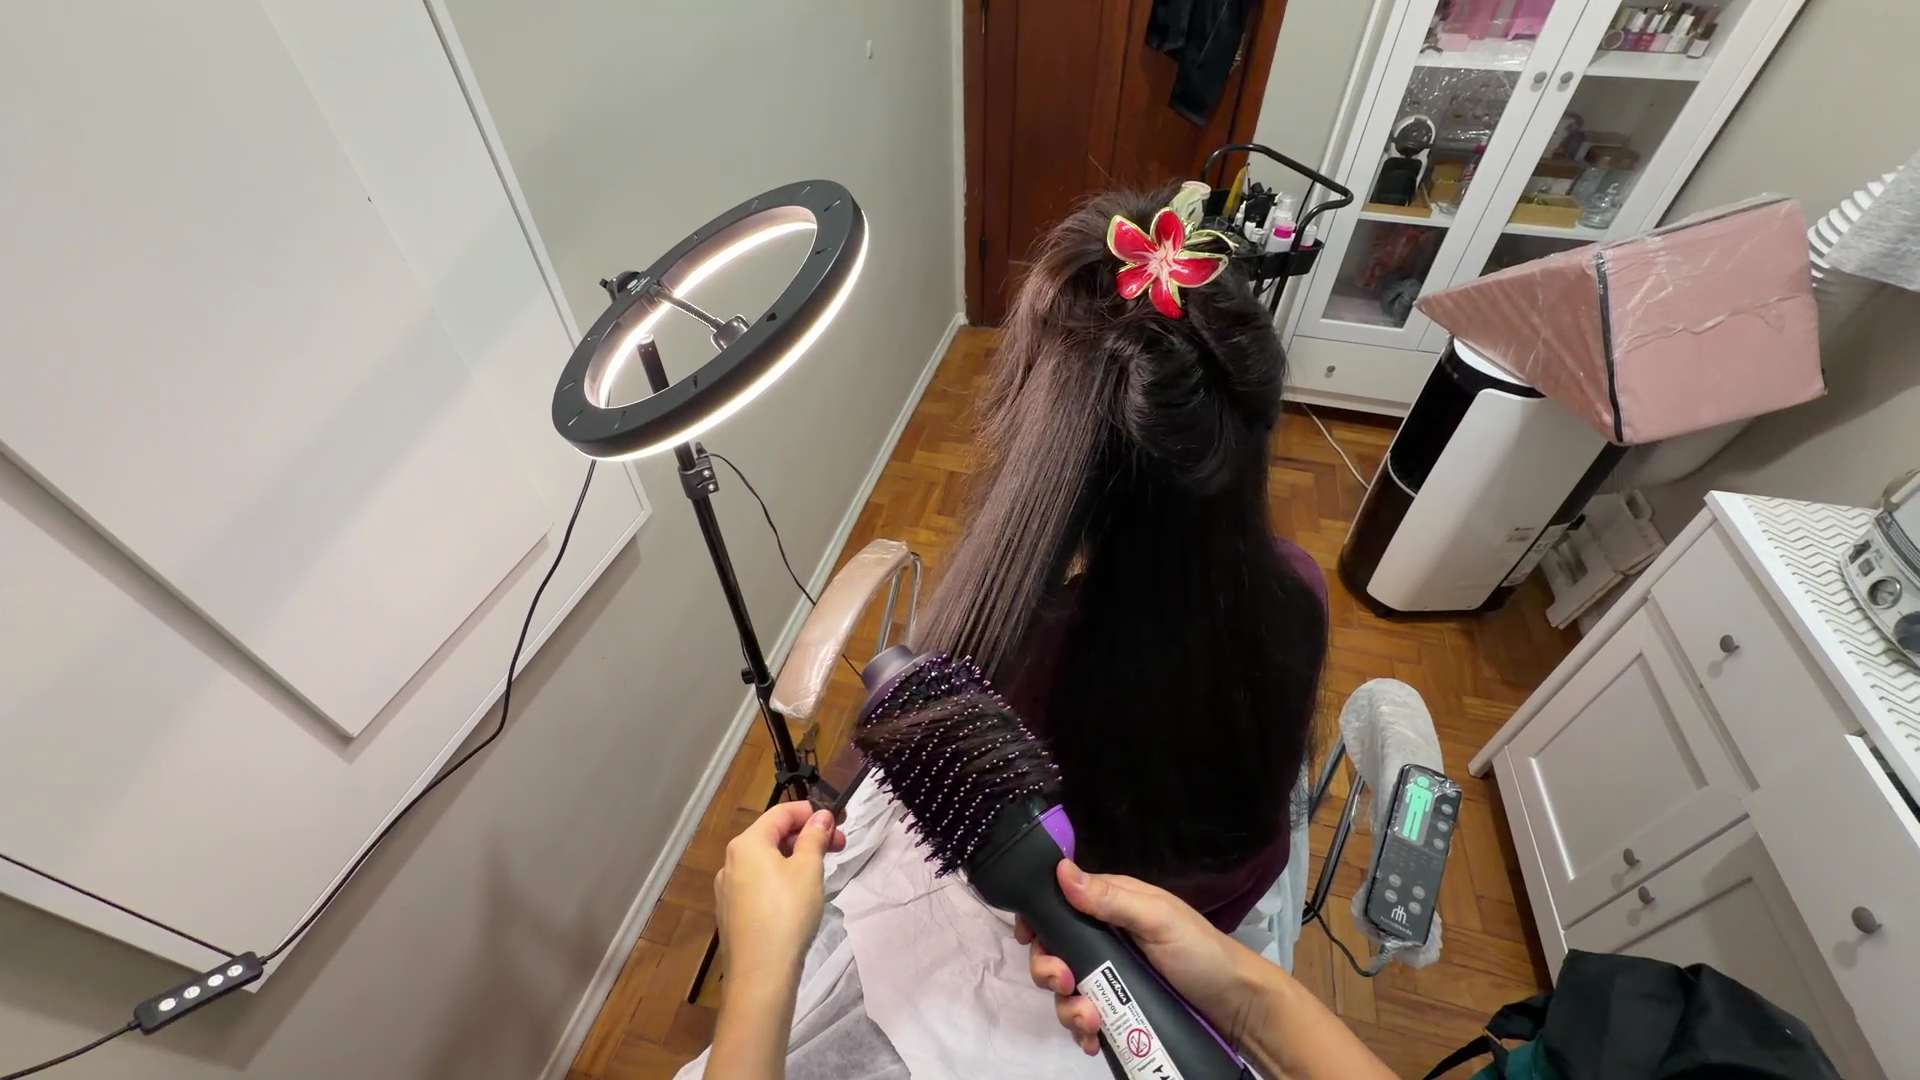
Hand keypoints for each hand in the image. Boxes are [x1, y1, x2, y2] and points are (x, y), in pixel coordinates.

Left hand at [714, 802, 846, 987]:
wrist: (761, 977)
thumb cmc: (787, 913)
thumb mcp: (809, 869)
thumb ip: (814, 837)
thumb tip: (821, 816)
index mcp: (747, 844)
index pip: (781, 812)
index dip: (811, 812)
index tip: (838, 823)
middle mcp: (731, 862)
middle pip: (773, 835)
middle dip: (807, 836)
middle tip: (839, 846)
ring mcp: (729, 890)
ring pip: (766, 861)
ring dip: (796, 857)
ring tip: (821, 871)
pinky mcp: (732, 915)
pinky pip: (759, 884)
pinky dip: (781, 879)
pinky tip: (799, 897)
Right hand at [1018, 860, 1254, 1055]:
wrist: (1241, 1010)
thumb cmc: (1200, 952)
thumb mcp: (1157, 919)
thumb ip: (1109, 898)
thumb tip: (1060, 870)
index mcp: (1112, 904)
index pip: (1060, 903)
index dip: (1038, 919)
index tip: (1028, 939)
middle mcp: (1105, 938)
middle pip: (1056, 950)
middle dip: (1050, 970)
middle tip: (1065, 984)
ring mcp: (1112, 977)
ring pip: (1067, 989)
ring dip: (1068, 1007)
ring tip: (1091, 1023)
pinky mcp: (1121, 1010)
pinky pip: (1086, 1018)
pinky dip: (1083, 1030)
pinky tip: (1093, 1041)